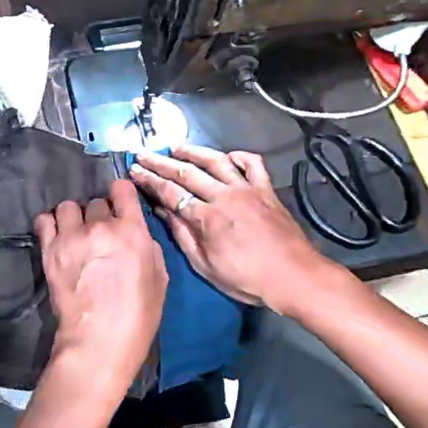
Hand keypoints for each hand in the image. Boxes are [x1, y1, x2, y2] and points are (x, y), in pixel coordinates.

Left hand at [34, 179, 166, 380]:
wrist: (99, 340)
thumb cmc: (138, 315)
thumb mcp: (159, 278)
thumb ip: (148, 247)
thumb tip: (136, 235)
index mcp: (132, 231)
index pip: (123, 190)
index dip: (122, 195)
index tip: (121, 205)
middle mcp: (100, 226)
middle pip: (96, 202)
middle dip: (100, 215)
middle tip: (101, 236)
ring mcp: (71, 237)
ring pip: (68, 207)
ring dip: (74, 217)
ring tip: (77, 234)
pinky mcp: (49, 251)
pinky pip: (44, 220)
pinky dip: (51, 224)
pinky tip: (58, 237)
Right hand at [130, 145, 340, 313]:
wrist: (293, 276)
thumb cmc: (246, 279)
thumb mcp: (205, 265)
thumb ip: (183, 236)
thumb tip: (164, 212)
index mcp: (207, 217)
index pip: (171, 192)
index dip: (150, 180)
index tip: (134, 171)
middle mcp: (225, 195)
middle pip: (187, 172)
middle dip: (161, 162)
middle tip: (144, 154)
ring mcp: (248, 189)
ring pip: (217, 161)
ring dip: (194, 152)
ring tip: (176, 147)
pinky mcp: (266, 190)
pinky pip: (252, 164)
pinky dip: (238, 156)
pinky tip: (227, 156)